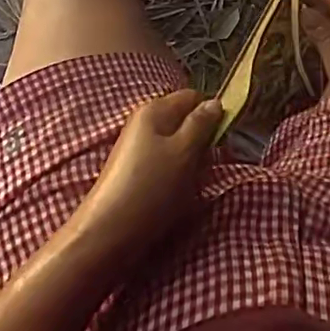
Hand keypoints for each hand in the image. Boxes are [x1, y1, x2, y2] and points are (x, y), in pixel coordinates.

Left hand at [70, 89, 221, 257]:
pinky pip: (165, 163)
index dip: (211, 114)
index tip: (221, 140)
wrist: (108, 233)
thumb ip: (202, 124)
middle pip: (185, 121)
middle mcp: (144, 121)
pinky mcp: (135, 170)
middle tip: (206, 166)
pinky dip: (176, 176)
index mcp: (155, 109)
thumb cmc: (151, 187)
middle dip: (201, 142)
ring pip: (178, 145)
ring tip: (190, 184)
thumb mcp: (184, 151)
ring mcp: (137, 146)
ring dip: (190, 162)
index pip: (193, 97)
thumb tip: (216, 102)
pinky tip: (176, 194)